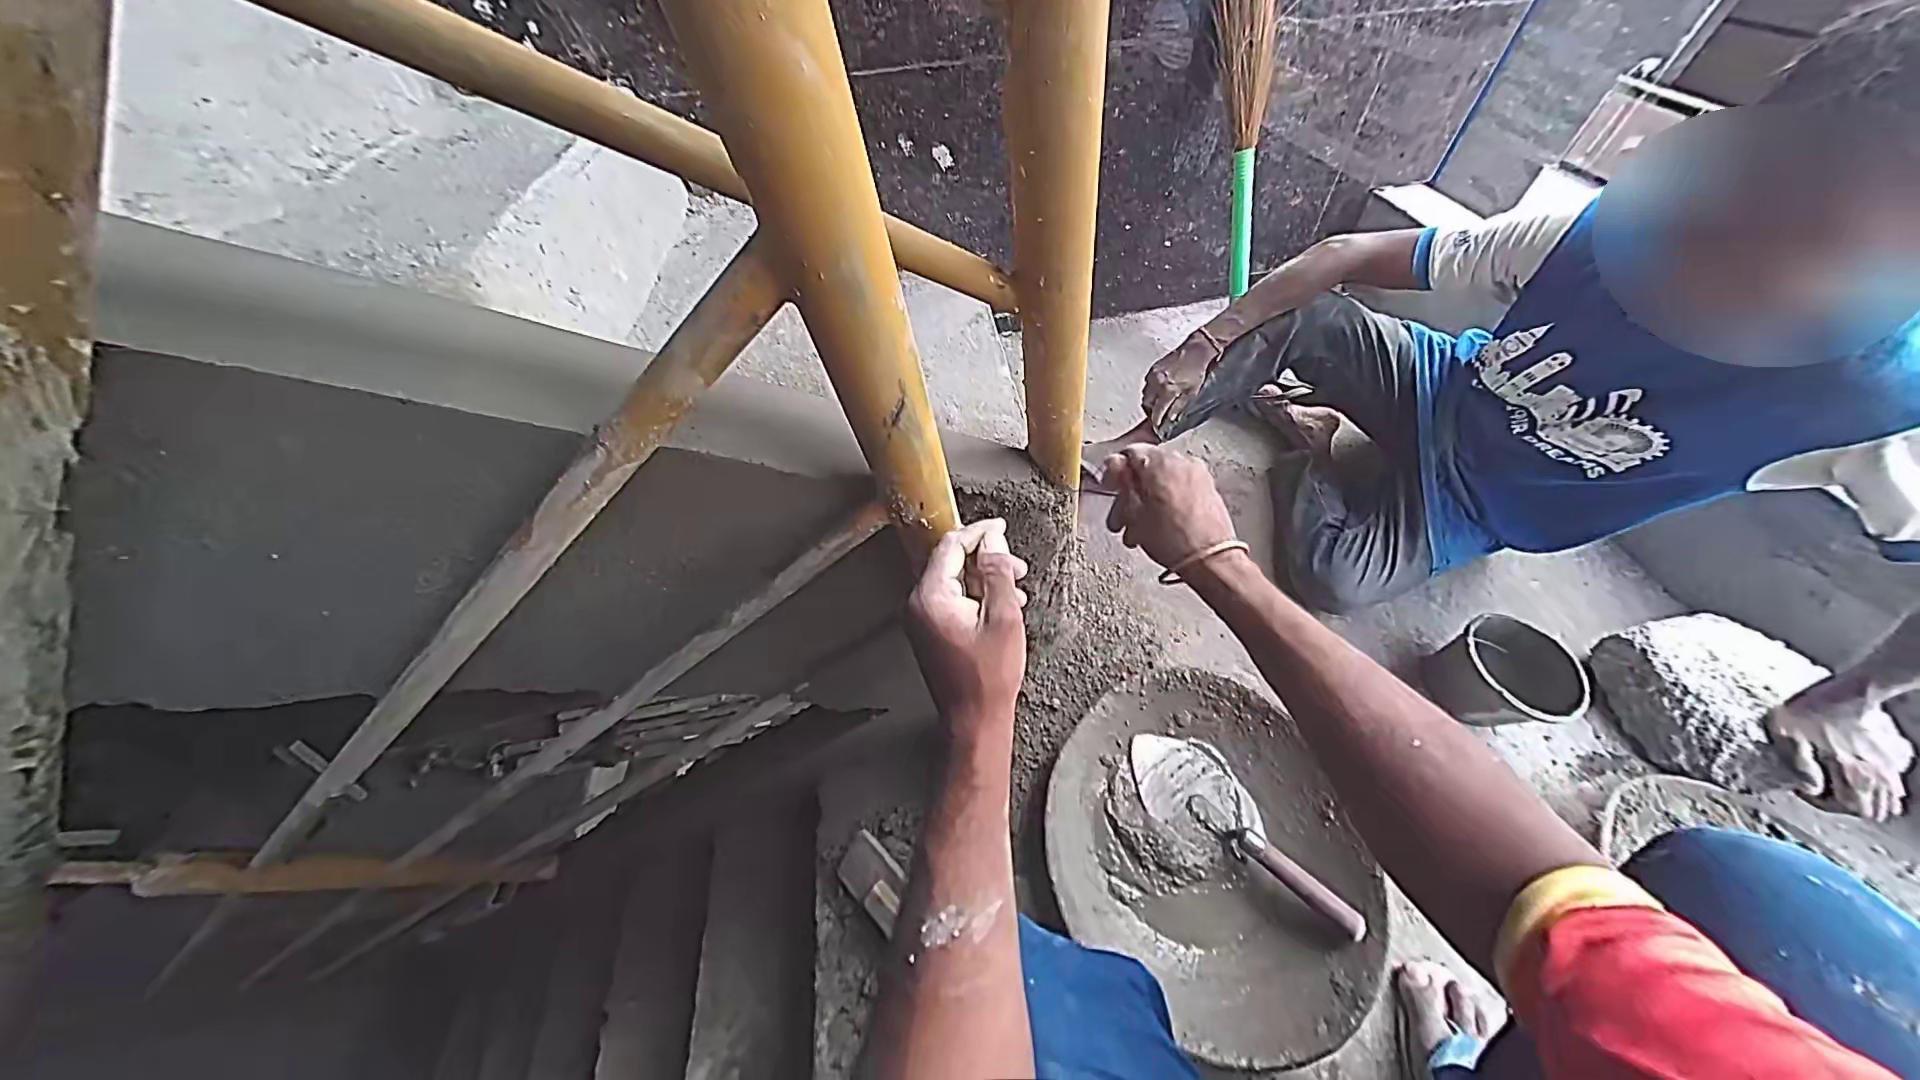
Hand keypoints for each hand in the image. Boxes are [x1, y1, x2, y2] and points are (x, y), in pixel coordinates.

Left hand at [907, 519, 1029, 727]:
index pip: (951, 546)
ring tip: (1015, 592)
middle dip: (986, 560)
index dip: (978, 533)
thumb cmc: (989, 676)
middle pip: (951, 562)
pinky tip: (1000, 606)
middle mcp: (918, 603)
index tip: (999, 528)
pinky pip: (951, 598)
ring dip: (984, 580)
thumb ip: (998, 573)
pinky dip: (975, 596)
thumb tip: (993, 541)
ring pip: (954, 580)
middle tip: (1016, 568)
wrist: (974, 717)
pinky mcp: (928, 628)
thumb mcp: (1004, 617)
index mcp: (932, 597)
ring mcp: (921, 617)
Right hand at [1098, 446, 1237, 570]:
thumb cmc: (1173, 539)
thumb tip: (1115, 463)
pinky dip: (1166, 503)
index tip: (1111, 488)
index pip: (1129, 453)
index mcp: (1159, 461)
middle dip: (1131, 493)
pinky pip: (1179, 489)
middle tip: (1123, 517)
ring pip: (1162, 481)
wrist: (1209, 559)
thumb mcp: (1132, 511)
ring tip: (1141, 529)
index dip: (1115, 472)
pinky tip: (1160, 526)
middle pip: (1146, 469)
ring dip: (1147, 501)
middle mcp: (1181, 461)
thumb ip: (1122, 482)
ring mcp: (1197, 475)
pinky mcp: (1208, 490)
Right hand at [1142, 330, 1220, 433]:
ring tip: (1158, 404)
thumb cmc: (1197, 370)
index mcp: (1168, 390)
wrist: (1196, 350)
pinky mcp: (1152, 369)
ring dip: (1150, 402)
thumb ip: (1179, 407)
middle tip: (1158, 416)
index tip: (1158, 427)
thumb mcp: (1192, 392)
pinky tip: (1159, 391)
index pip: (1157, 412)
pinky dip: (1151, 391)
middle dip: (1151, 412)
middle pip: (1147, 405)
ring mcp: (1153, 375)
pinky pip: (1147, 385)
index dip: (1157, 421)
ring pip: (1145, 395)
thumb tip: (1171, 419)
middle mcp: (1157, 383)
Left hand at [1767, 691, 1914, 820]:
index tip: (1806, 790)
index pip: (1854, 808)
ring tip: (1841, 784)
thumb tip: (1810, 789)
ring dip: (1868, 796)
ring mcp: (1894, 765)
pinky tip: (1860, 769)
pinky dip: (1880, 781)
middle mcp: (1881, 775)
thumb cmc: (1811, 713)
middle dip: (1849, 804)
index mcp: (1853, 773)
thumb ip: (1800, 766)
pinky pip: (1895, 778)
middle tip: (1824, 790)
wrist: (1850, 692)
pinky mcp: (1899, 754)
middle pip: (1877, 807)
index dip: (1827, 805)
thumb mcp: (1788, 737)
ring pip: (1891, 797)